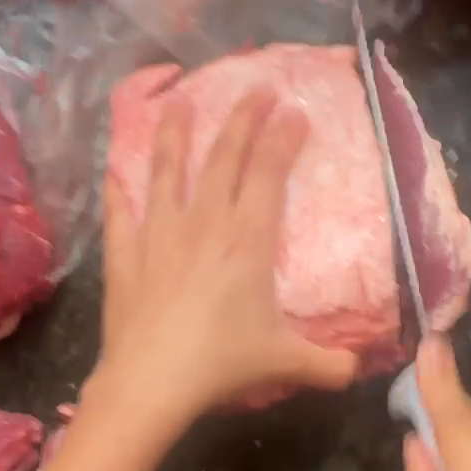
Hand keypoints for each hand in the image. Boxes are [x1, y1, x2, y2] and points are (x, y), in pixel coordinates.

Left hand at [87, 88, 357, 431]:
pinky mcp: (124, 254)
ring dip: (175, 133)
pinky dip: (117, 189)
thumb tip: (358, 371)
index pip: (269, 173)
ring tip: (179, 103)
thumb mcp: (284, 363)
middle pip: (225, 157)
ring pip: (168, 170)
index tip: (294, 111)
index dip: (283, 138)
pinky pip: (120, 212)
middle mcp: (204, 223)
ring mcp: (158, 234)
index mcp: (248, 239)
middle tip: (256, 90)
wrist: (151, 380)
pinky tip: (113, 171)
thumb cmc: (221, 365)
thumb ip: (326, 364)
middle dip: (244, 118)